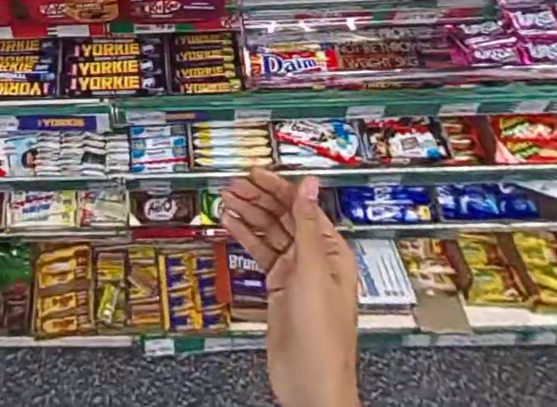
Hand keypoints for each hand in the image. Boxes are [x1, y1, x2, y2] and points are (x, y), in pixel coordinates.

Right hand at [221, 169, 361, 406]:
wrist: (310, 383)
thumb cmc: (323, 335)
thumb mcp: (312, 270)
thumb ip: (306, 224)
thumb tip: (309, 185)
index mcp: (329, 249)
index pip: (301, 206)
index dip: (278, 187)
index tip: (256, 173)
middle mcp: (313, 256)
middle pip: (283, 215)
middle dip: (258, 197)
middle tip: (234, 185)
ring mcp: (295, 271)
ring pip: (268, 231)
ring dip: (248, 213)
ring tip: (227, 198)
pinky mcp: (278, 285)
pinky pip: (260, 251)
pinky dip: (245, 235)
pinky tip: (231, 223)